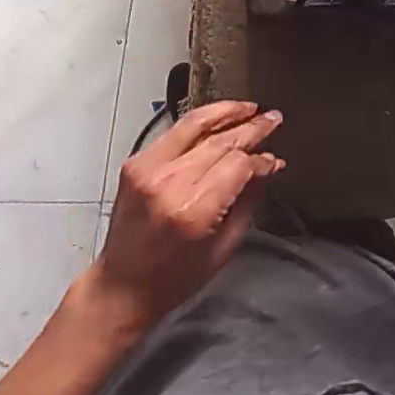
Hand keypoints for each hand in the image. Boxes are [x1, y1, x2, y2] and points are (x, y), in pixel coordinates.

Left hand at [90, 100, 283, 326]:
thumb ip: (247, 201)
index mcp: (192, 211)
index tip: (273, 160)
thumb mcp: (223, 248)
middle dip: (251, 128)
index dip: (260, 160)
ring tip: (249, 108)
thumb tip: (267, 166)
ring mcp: (148, 169)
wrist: (122, 286)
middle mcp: (168, 184)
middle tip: (273, 119)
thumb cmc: (174, 278)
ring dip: (226, 112)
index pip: (237, 165)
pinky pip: (174, 132)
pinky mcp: (136, 163)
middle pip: (220, 141)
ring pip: (195, 125)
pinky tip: (218, 118)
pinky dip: (199, 122)